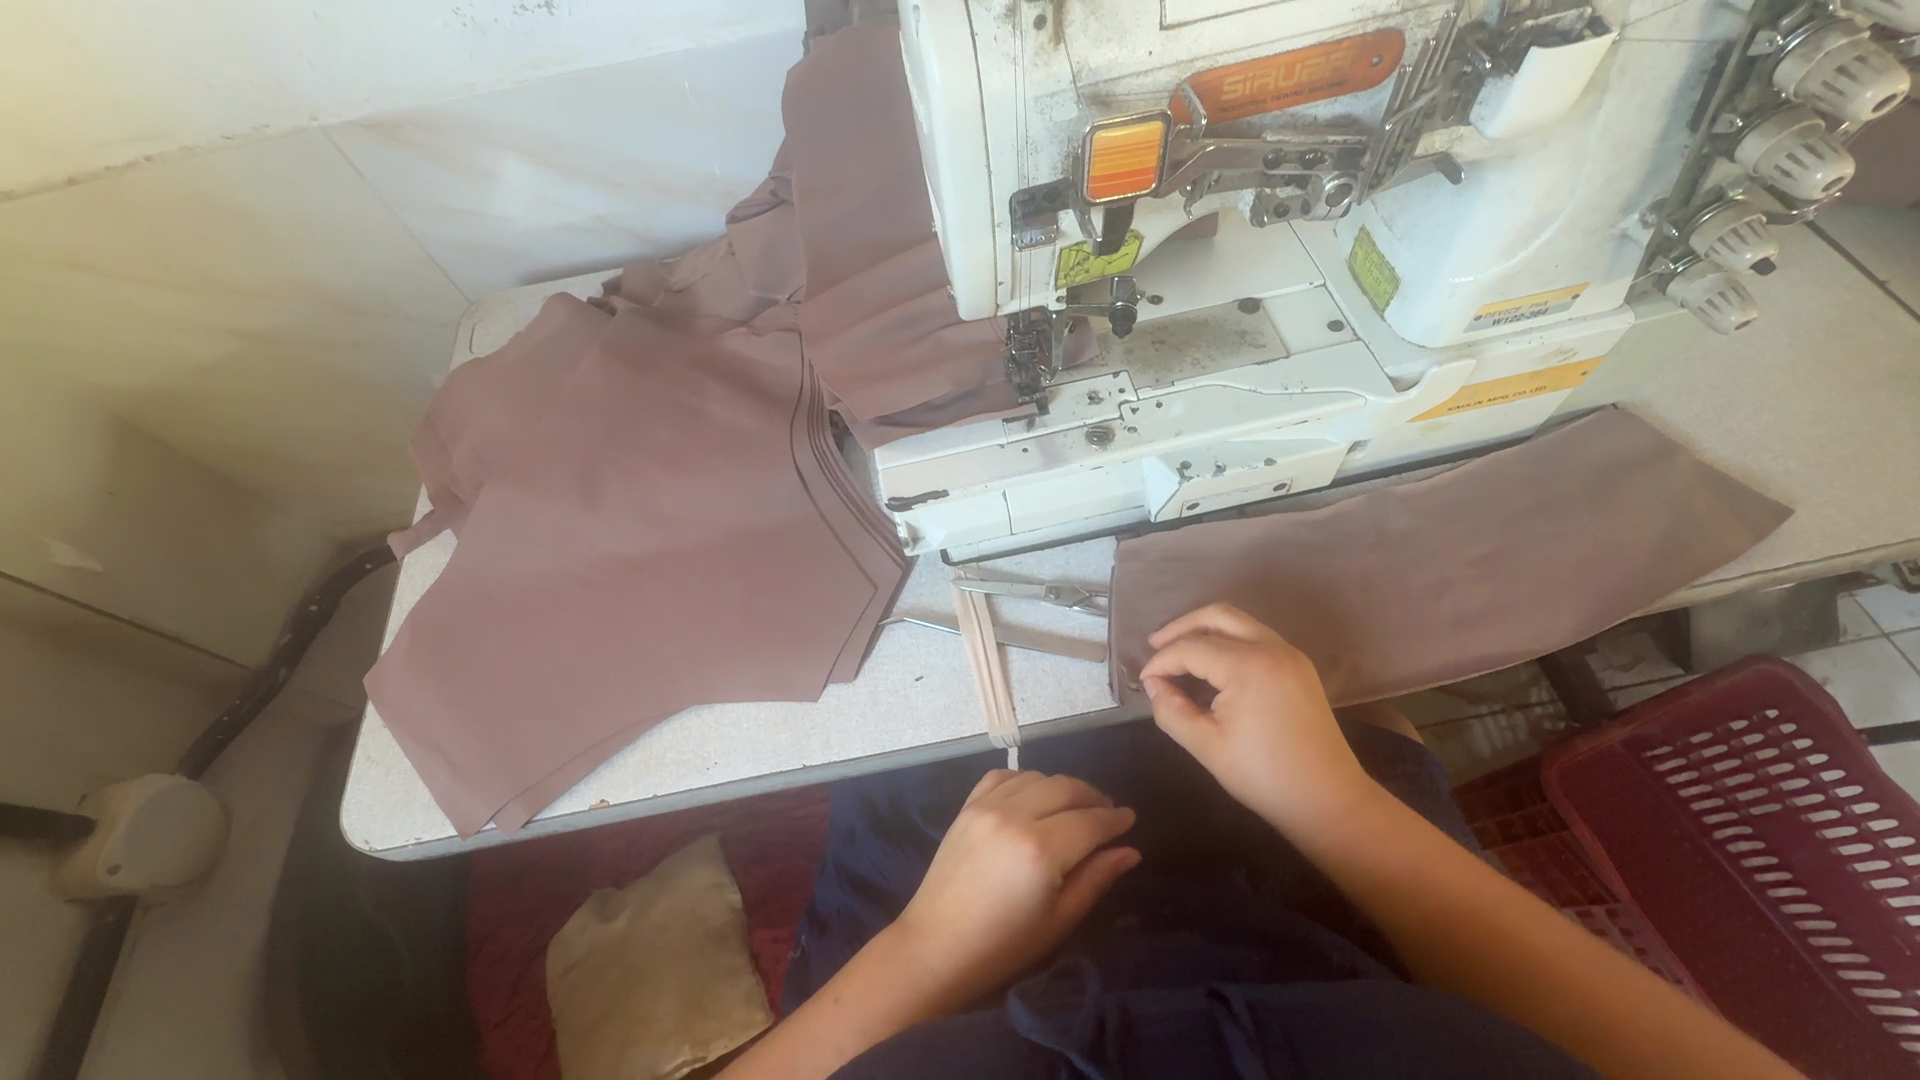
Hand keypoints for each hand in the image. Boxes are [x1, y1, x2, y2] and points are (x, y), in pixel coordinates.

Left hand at [889, 770, 1139, 1007]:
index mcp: (1041, 849)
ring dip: (1061, 787)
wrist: (937, 947)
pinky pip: (1001, 777)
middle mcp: (1014, 816)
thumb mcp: (1060, 920)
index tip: (1129, 819)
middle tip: (1107, 812)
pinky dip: (1024, 781)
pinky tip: (1033, 798)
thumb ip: (1096, 878)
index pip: (1090, 821)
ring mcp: (986, 807)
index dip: (1115, 819)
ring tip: (1073, 807)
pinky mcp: (966, 807)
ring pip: (1036, 778)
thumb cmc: (1004, 945)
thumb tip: (1129, 850)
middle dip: (1093, 797)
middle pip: (1066, 788)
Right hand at [1140, 603, 1381, 833]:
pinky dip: (1228, 640)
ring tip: (1178, 650)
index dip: (1162, 662)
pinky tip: (1212, 663)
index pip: (1191, 648)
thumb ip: (1171, 710)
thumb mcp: (1206, 746)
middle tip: (1155, 645)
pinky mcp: (1299, 667)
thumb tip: (1153, 685)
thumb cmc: (1263, 775)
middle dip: (1181, 627)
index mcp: (1248, 666)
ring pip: (1240, 622)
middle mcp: (1271, 648)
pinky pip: (1256, 638)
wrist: (1328, 799)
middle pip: (1218, 616)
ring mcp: (1290, 655)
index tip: (1144, 682)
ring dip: (1206, 630)